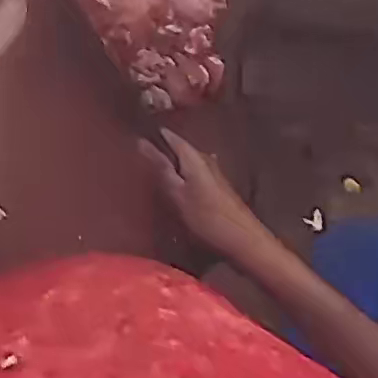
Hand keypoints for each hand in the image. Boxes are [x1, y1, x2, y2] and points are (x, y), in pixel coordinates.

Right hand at [138, 128, 271, 256]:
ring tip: (149, 175)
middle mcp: (203, 157)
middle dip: (157, 151)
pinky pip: (191, 173)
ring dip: (168, 166)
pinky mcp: (216, 187)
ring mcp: (212, 172)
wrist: (247, 244)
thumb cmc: (207, 218)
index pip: (166, 134)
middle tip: (135, 160)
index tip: (130, 139)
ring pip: (183, 161)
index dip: (148, 133)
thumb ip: (159, 166)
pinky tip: (172, 189)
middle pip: (175, 147)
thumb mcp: (177, 193)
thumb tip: (140, 141)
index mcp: (192, 155)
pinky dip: (179, 177)